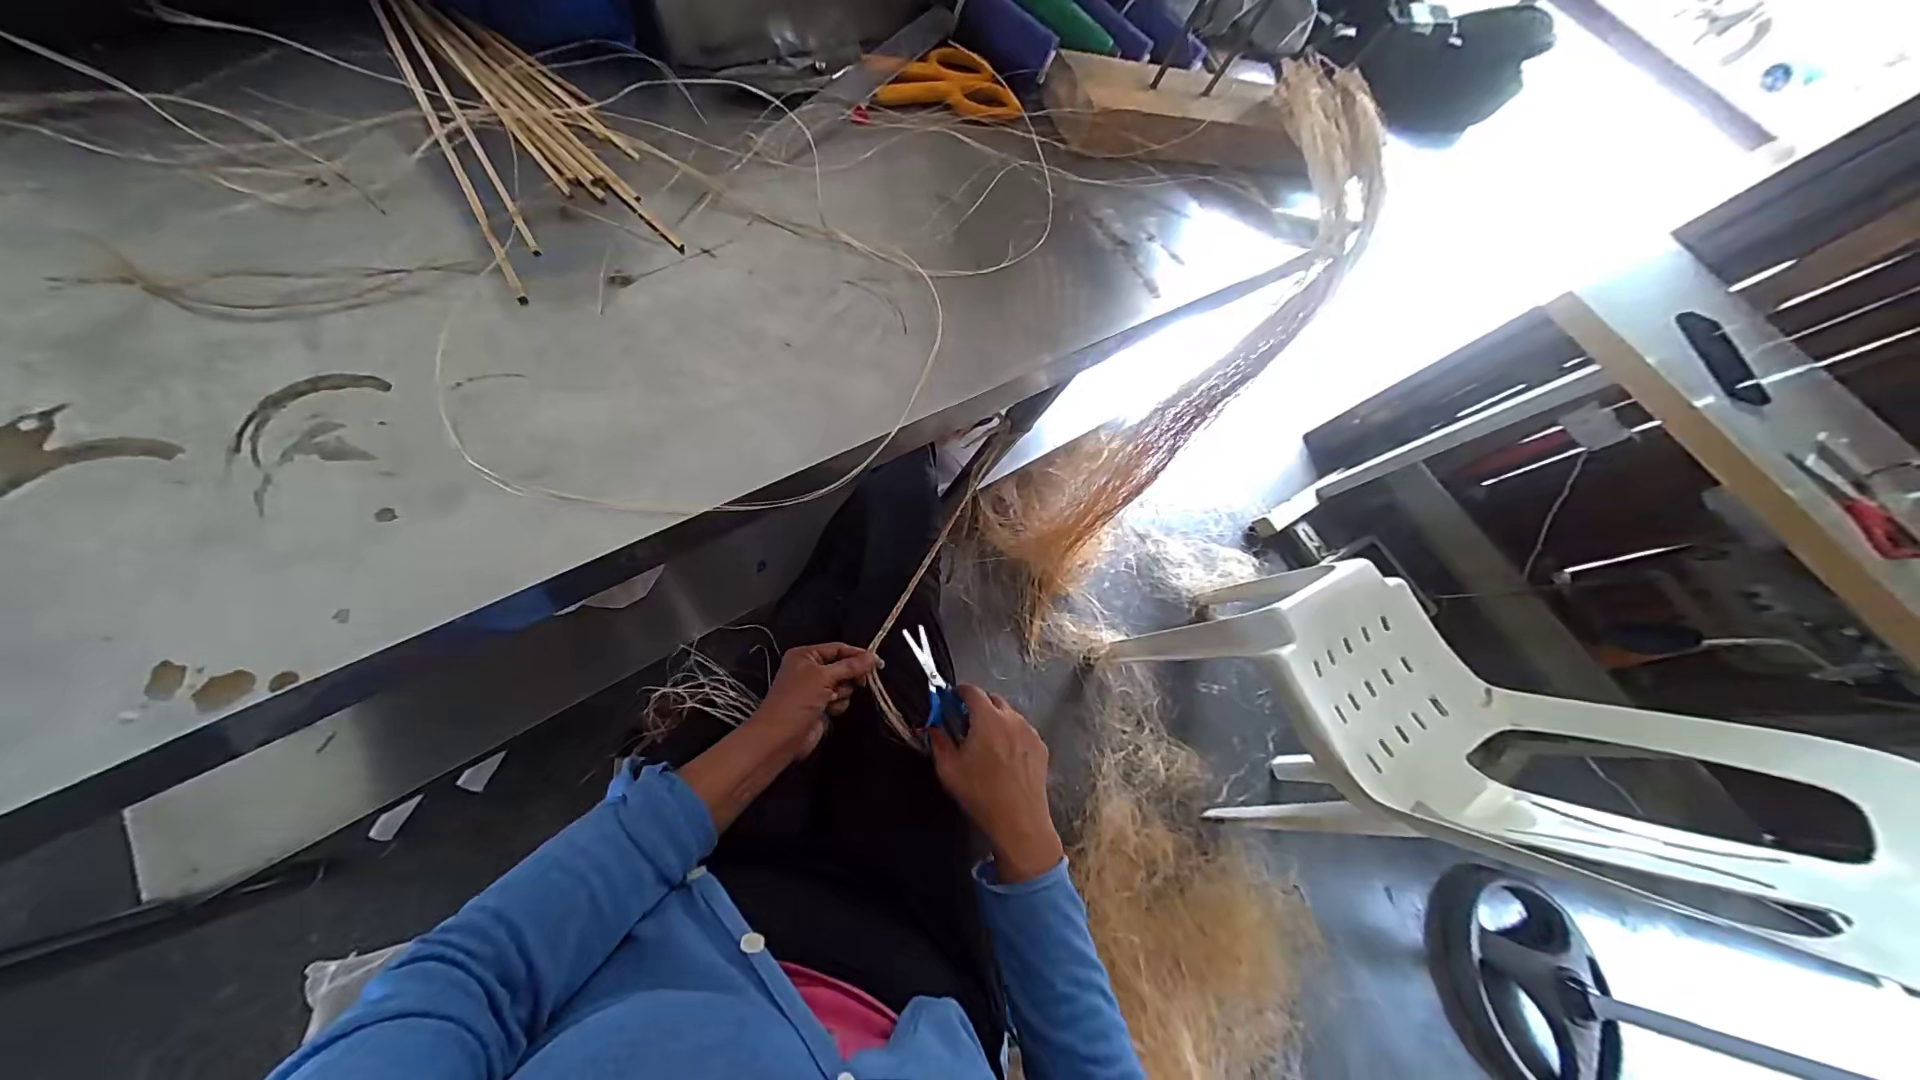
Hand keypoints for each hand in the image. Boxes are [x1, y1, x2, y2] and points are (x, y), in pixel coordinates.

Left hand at [749, 643, 879, 762]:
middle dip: (849, 676)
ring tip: (832, 700)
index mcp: (805, 655)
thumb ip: (851, 666)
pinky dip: (838, 704)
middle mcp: (809, 669)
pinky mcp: (820, 706)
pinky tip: (829, 710)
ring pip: (844, 684)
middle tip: (859, 682)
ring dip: (843, 692)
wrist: (781, 738)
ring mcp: (815, 688)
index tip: (877, 662)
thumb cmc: (797, 701)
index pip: (838, 648)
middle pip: (843, 666)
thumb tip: (873, 657)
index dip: (857, 654)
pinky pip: (840, 699)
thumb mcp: (824, 677)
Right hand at [930, 685, 1063, 883]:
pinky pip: (1023, 730)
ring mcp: (1030, 732)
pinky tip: (1005, 756)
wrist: (1020, 821)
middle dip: (979, 706)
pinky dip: (1012, 734)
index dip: (959, 692)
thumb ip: (938, 742)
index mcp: (988, 719)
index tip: (952, 700)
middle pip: (993, 699)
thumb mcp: (949, 770)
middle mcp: (1012, 719)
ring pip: (1010, 715)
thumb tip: (933, 727)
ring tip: (987, 744)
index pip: (972, 691)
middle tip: (967, 725)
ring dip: (996, 720)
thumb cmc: (982, 794)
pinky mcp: (1041, 746)